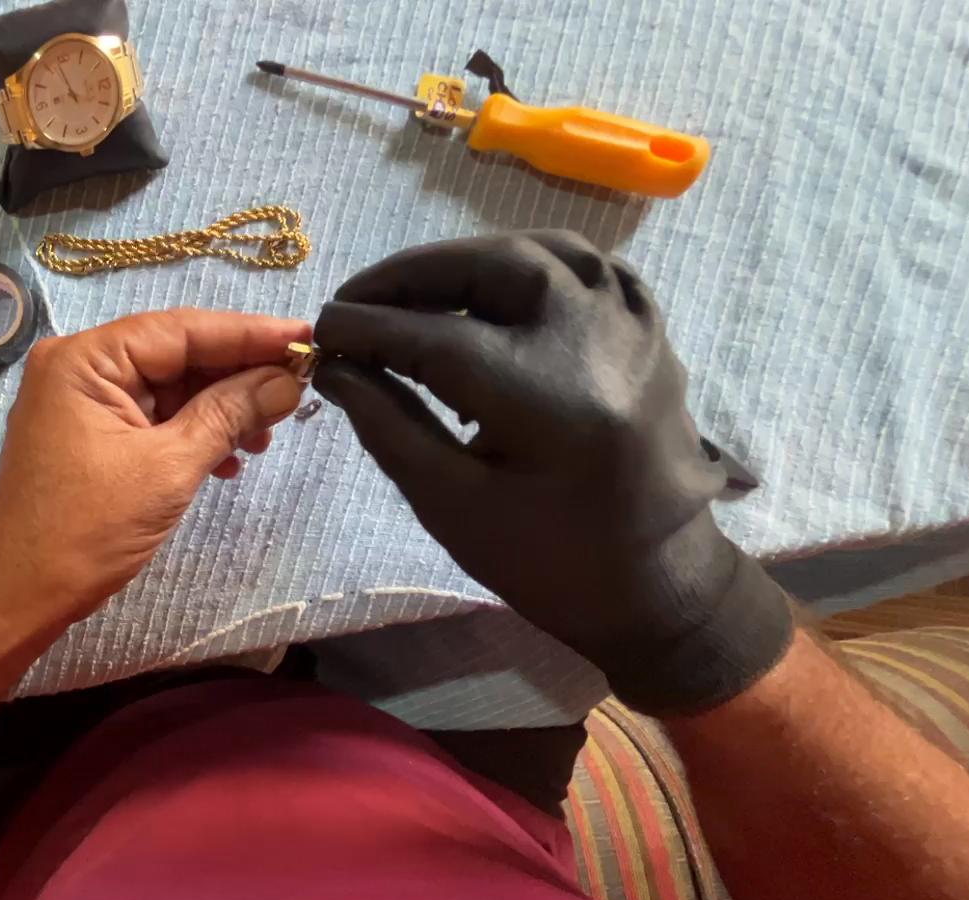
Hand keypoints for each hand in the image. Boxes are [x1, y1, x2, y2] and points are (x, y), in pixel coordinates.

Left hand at [0, 309, 308, 632]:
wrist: (18, 596)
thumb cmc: (85, 532)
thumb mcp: (168, 468)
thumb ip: (229, 414)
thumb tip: (286, 381)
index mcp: (84, 359)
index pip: (180, 329)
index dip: (250, 334)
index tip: (308, 338)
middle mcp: (77, 368)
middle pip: (173, 356)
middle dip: (235, 379)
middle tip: (295, 394)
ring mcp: (78, 404)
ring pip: (165, 390)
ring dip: (217, 413)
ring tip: (261, 442)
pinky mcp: (85, 437)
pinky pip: (148, 420)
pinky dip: (188, 436)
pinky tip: (225, 462)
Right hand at [311, 231, 791, 715]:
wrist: (652, 580)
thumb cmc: (540, 558)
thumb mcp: (447, 503)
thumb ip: (385, 424)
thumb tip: (333, 369)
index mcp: (547, 401)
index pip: (435, 338)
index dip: (366, 328)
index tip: (317, 331)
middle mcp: (598, 343)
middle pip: (491, 267)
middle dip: (408, 276)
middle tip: (352, 300)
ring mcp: (633, 327)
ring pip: (539, 250)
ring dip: (460, 261)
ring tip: (405, 291)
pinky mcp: (646, 329)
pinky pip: (583, 265)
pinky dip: (520, 263)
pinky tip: (481, 290)